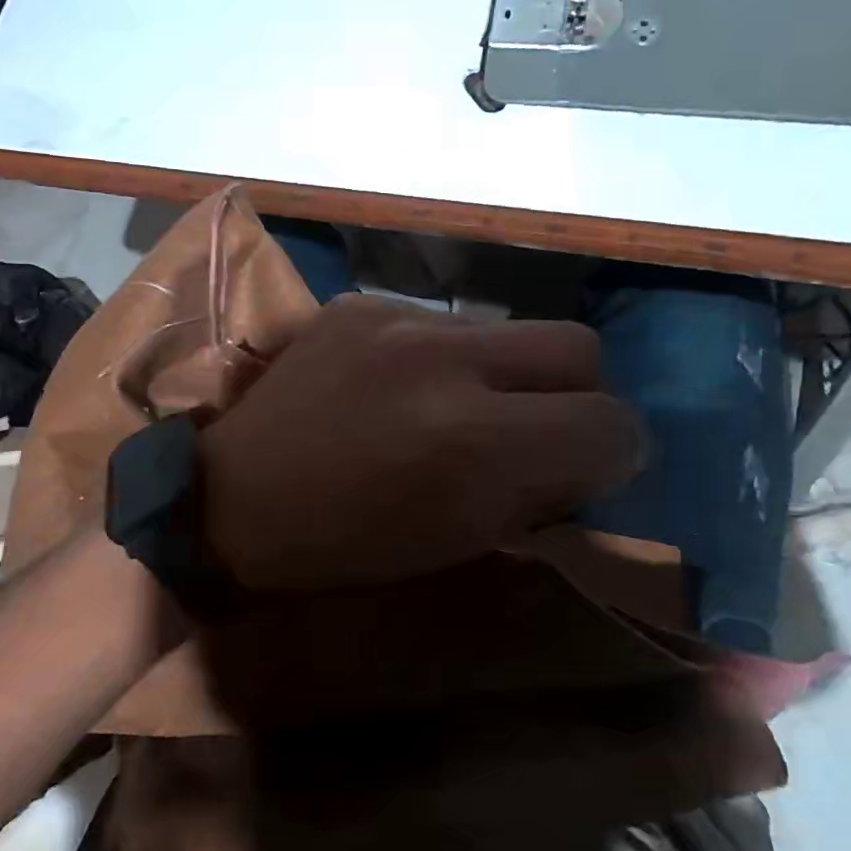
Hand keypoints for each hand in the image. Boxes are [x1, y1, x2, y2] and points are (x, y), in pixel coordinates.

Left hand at [198, 295, 645, 588]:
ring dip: (515, 371)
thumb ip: (540, 491)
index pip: (608, 423)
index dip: (619, 450)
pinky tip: (410, 385)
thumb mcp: (461, 539)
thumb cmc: (349, 547)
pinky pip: (447, 321)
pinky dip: (452, 357)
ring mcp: (400, 320)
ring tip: (472, 404)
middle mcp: (447, 362)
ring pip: (515, 327)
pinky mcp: (364, 303)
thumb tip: (590, 455)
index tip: (599, 465)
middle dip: (583, 392)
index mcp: (473, 443)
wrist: (231, 502)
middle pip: (579, 345)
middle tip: (549, 425)